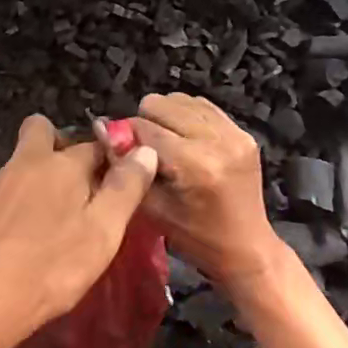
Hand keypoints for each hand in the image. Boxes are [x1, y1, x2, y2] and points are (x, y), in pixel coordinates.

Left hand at [0, 115, 158, 347]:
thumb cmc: (55, 264)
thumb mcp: (103, 231)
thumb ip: (125, 188)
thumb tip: (145, 150)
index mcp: (60, 162)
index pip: (94, 143)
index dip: (111, 156)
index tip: (125, 177)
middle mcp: (26, 160)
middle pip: (44, 131)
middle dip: (64, 145)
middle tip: (88, 184)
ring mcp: (2, 179)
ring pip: (27, 157)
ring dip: (48, 171)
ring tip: (71, 212)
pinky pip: (15, 182)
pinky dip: (31, 192)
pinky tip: (42, 226)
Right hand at [131, 94, 281, 290]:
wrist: (247, 248)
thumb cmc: (194, 235)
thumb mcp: (149, 206)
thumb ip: (123, 164)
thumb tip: (100, 127)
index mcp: (195, 164)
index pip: (141, 126)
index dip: (125, 137)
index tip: (123, 154)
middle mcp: (217, 141)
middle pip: (158, 104)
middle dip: (145, 124)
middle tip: (149, 151)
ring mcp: (234, 134)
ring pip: (177, 100)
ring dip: (165, 118)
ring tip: (167, 145)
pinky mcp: (243, 132)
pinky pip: (199, 105)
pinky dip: (184, 117)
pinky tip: (184, 140)